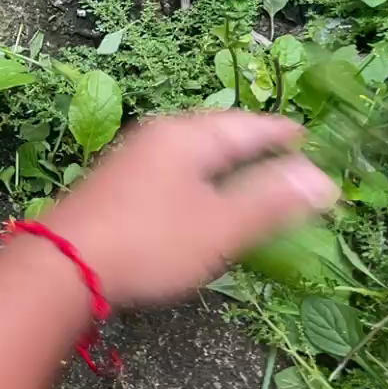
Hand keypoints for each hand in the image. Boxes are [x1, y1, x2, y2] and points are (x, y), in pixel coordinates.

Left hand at [42, 111, 337, 307]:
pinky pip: (170, 167)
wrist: (65, 262)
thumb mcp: (221, 225)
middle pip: (213, 131)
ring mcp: (131, 158)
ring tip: (244, 166)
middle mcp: (156, 137)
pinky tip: (197, 193)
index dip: (277, 133)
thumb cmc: (151, 241)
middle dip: (248, 140)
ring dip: (220, 157)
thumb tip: (322, 178)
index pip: (244, 126)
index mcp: (186, 137)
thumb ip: (271, 201)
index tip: (305, 135)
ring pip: (188, 149)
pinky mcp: (116, 182)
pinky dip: (196, 174)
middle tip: (279, 146)